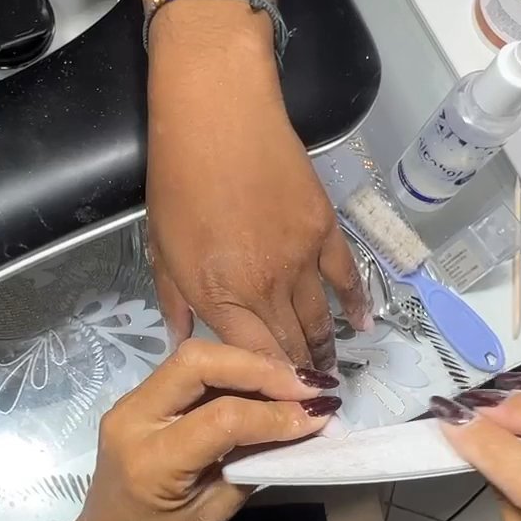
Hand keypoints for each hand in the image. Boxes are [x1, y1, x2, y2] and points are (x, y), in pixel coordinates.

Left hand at [53, 340, 339, 520]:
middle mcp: (132, 420)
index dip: (275, 413)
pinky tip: (262, 385)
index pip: (222, 417)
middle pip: (199, 362)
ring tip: (293, 382)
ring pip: (192, 357)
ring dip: (247, 364)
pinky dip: (229, 372)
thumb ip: (256, 461)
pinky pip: (186, 371)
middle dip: (259, 367)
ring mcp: (129, 404)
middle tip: (307, 385)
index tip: (320, 415)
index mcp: (151, 461)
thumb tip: (304, 423)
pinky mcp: (136, 399)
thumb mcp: (217, 510)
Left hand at [144, 10, 369, 370]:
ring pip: (318, 320)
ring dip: (324, 350)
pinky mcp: (324, 231)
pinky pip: (346, 278)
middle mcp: (265, 288)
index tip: (276, 405)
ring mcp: (301, 260)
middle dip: (297, 378)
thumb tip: (183, 341)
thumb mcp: (161, 249)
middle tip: (306, 398)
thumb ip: (175, 302)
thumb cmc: (176, 181)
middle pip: (289, 347)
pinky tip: (360, 325)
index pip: (252, 360)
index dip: (268, 388)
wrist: (218, 116)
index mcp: (220, 296)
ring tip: (328, 373)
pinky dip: (355, 305)